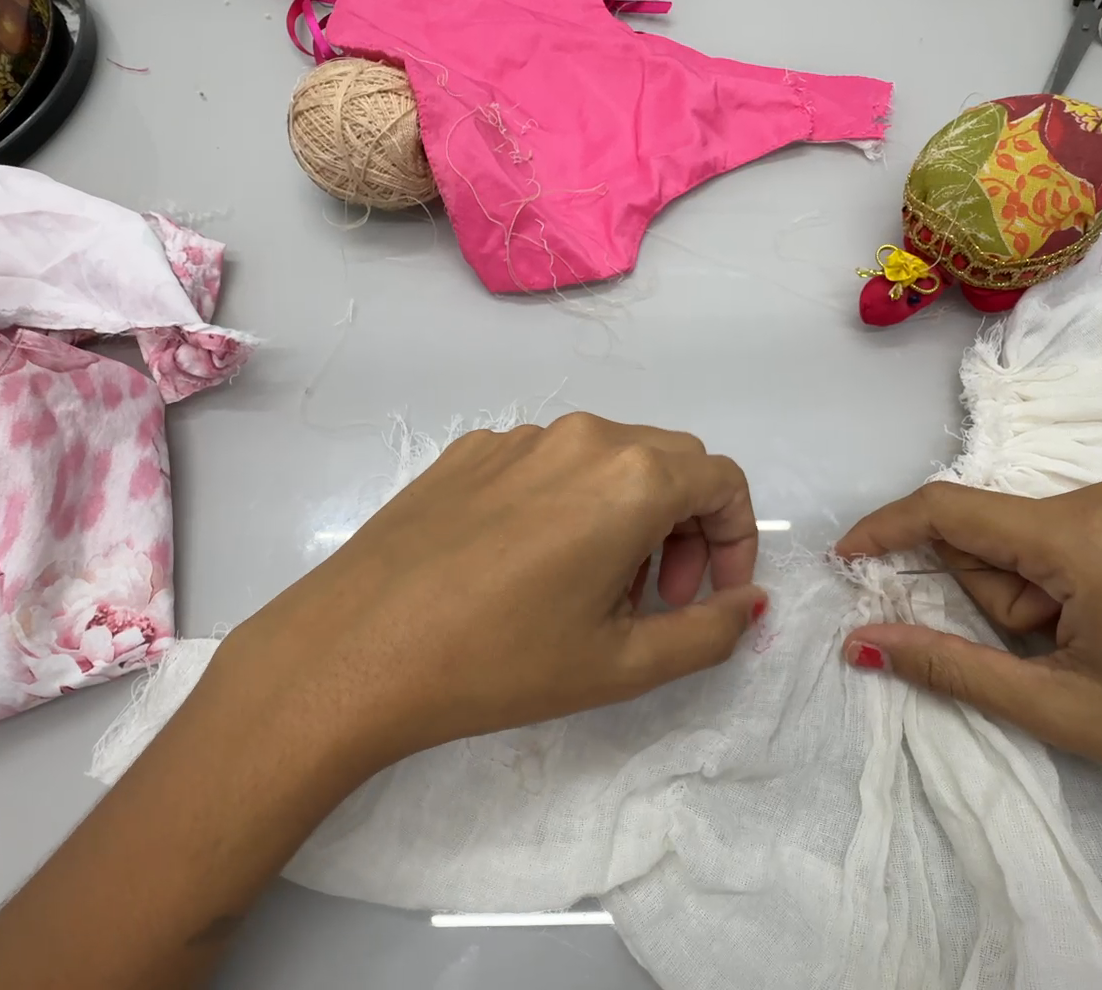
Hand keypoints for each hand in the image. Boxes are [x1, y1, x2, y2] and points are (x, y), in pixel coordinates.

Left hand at [202, 413, 766, 769]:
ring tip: (590, 587)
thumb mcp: (622, 664)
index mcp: (631, 477)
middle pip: (668, 462)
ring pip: (607, 461)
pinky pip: (547, 464)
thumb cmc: (500, 662)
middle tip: (655, 598)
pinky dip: (569, 503)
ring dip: (626, 515)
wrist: (354, 650)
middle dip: (684, 528)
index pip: (722, 480)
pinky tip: (526, 565)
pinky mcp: (468, 450)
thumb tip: (748, 603)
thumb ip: (708, 632)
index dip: (734, 538)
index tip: (711, 596)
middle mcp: (581, 437)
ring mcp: (517, 437)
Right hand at [835, 479, 1101, 943]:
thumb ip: (946, 665)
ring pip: (1019, 536)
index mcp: (1083, 535)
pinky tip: (1097, 631)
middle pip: (986, 530)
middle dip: (986, 595)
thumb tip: (859, 643)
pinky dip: (1048, 583)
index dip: (884, 530)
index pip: (948, 509)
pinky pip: (1057, 537)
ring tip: (1083, 653)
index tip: (843, 563)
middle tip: (1042, 657)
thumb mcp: (1057, 708)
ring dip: (1021, 596)